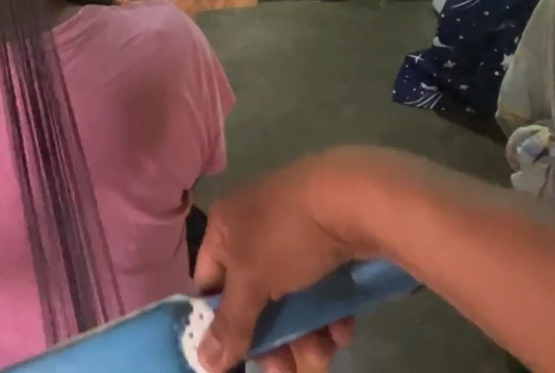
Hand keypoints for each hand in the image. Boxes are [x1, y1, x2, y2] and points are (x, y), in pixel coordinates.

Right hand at [193, 147, 416, 371]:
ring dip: (304, 335)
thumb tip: (202, 361)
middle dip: (271, 340)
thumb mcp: (252, 280)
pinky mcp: (326, 245)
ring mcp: (292, 235)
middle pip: (254, 299)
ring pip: (289, 299)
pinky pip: (317, 288)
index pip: (210, 284)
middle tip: (286, 371)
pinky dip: (327, 314)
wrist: (353, 199)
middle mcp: (254, 228)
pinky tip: (342, 330)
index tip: (237, 360)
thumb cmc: (287, 235)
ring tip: (324, 354)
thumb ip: (230, 323)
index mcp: (225, 227)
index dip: (219, 323)